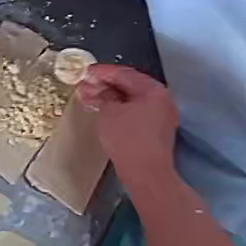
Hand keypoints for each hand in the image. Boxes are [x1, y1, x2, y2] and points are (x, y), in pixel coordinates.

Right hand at [75, 63, 178, 184]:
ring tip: (89, 97)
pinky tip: (103, 110)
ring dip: (110, 96)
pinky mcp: (155, 129)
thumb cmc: (127, 139)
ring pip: (131, 98)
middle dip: (105, 84)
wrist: (146, 173)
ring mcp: (161, 115)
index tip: (85, 72)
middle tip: (85, 84)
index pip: (123, 73)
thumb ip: (103, 95)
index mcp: (153, 90)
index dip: (101, 72)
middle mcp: (161, 99)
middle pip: (129, 85)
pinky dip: (119, 107)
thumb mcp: (108, 111)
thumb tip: (99, 89)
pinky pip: (135, 111)